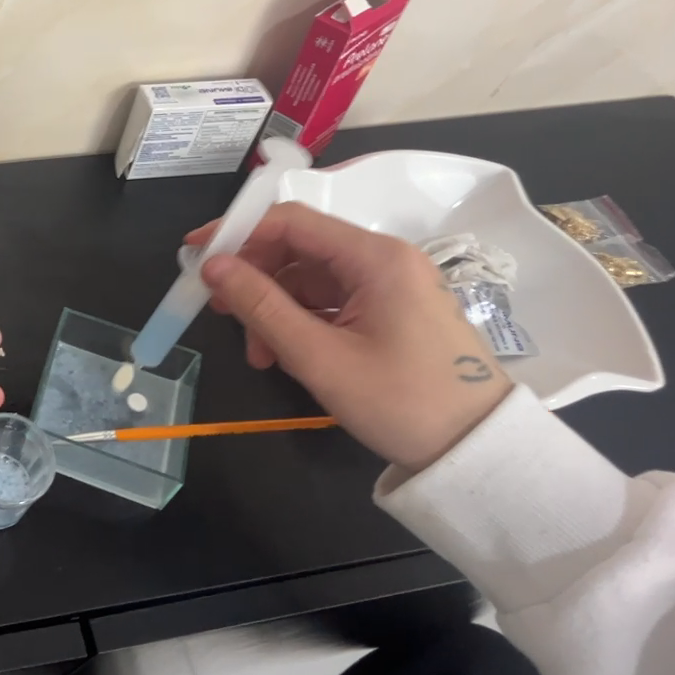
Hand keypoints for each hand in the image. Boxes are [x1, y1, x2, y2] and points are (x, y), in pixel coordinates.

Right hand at [189, 203, 511, 471]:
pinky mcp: (387, 310)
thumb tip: (211, 265)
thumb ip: (260, 305)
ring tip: (256, 354)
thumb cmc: (401, 401)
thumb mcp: (319, 357)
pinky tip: (282, 356)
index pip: (290, 221)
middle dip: (252, 278)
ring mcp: (387, 285)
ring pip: (306, 279)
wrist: (479, 452)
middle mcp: (382, 259)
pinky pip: (326, 301)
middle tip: (217, 309)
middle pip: (297, 249)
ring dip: (272, 309)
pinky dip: (297, 322)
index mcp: (374, 257)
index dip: (237, 231)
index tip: (195, 255)